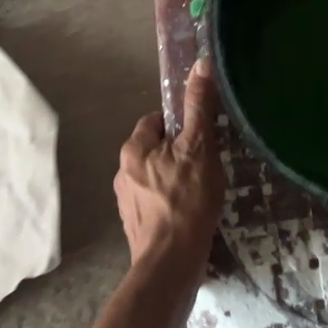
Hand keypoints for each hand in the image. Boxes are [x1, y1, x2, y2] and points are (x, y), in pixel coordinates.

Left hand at [114, 58, 223, 274]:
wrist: (170, 264)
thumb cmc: (186, 200)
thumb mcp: (198, 147)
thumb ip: (199, 107)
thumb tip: (201, 63)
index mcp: (133, 149)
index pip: (155, 121)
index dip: (180, 126)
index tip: (200, 139)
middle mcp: (122, 172)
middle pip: (155, 150)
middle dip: (178, 154)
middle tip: (205, 166)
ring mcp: (126, 202)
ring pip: (155, 177)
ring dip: (174, 180)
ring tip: (200, 193)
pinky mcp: (135, 227)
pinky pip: (155, 204)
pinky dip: (170, 205)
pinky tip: (189, 216)